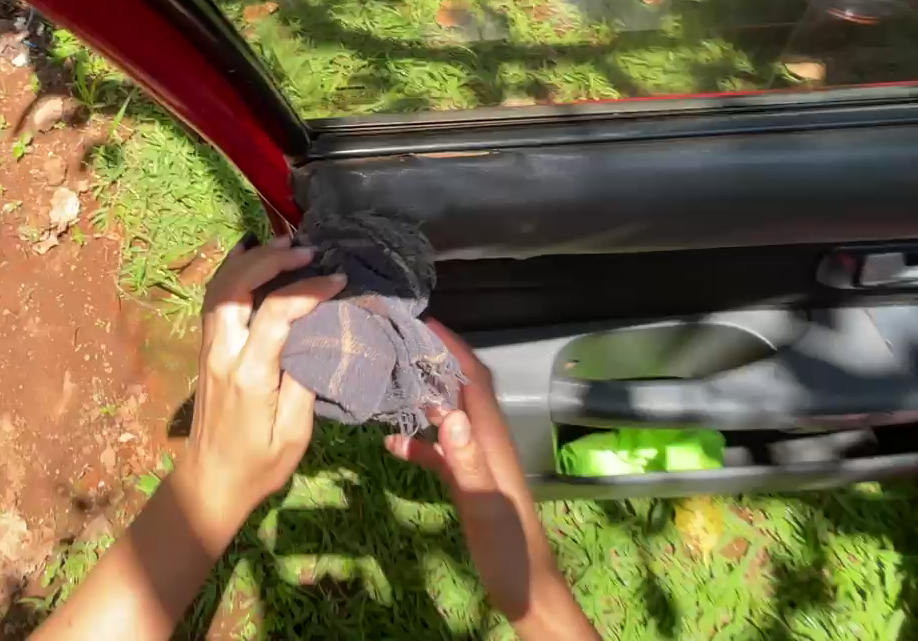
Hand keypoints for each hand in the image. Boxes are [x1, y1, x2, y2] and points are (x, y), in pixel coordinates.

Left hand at [182, 235, 345, 542]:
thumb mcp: (293, 436)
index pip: (276, 315)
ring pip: (220, 286)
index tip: (337, 279)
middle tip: (307, 250)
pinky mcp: (206, 346)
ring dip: (251, 258)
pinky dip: (230, 269)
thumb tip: (316, 338)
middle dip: (271, 259)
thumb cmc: (258, 465)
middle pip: (236, 287)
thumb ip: (304, 384)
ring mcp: (209, 346)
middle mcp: (223, 351)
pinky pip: (213, 296)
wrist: (209, 481)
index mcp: (249, 375)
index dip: (307, 290)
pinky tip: (248, 253)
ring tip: (284, 243)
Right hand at [386, 322, 597, 640]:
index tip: (426, 323)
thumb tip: (447, 412)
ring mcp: (476, 460)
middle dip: (435, 362)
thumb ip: (466, 458)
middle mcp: (485, 440)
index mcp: (491, 438)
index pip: (474, 378)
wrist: (528, 594)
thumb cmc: (508, 548)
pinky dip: (418, 443)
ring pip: (447, 414)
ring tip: (390, 379)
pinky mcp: (467, 480)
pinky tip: (391, 445)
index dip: (454, 348)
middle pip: (460, 388)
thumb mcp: (484, 503)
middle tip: (398, 341)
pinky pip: (440, 450)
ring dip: (423, 396)